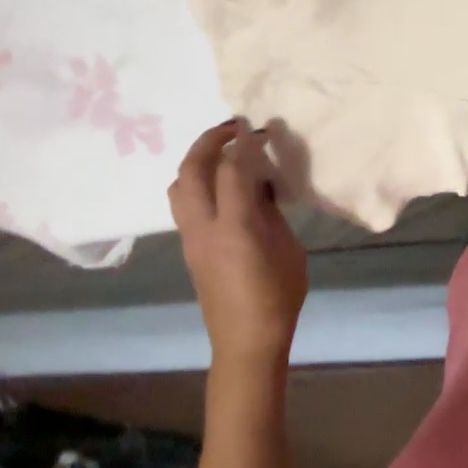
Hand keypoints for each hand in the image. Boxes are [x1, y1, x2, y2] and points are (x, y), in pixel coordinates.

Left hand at [170, 119, 308, 369]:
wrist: (246, 340)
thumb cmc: (278, 296)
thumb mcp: (287, 249)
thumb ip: (270, 213)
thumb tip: (260, 186)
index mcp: (236, 227)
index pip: (231, 170)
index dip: (245, 143)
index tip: (260, 127)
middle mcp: (204, 227)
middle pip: (192, 170)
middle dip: (209, 141)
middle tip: (234, 127)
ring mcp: (191, 238)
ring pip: (180, 185)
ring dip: (197, 160)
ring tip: (223, 152)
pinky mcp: (189, 248)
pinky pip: (184, 203)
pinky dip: (199, 182)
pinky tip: (224, 185)